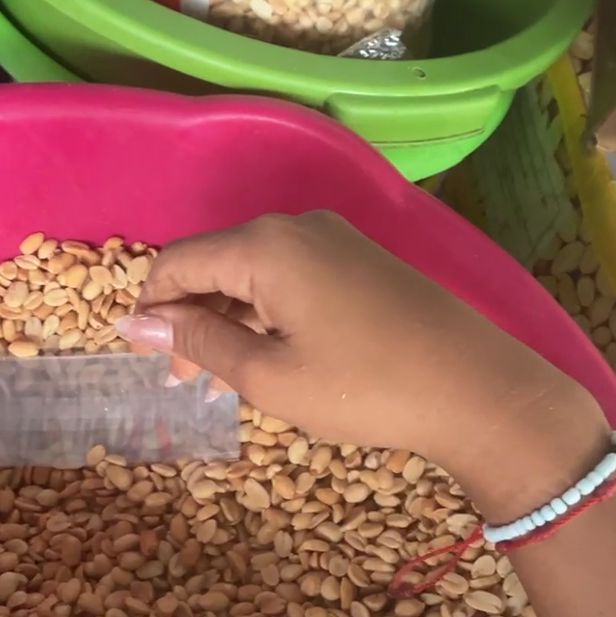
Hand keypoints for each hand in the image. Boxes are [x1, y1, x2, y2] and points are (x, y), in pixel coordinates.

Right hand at [115, 212, 607, 514]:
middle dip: (191, 318)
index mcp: (265, 246)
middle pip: (217, 263)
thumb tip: (142, 321)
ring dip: (230, 320)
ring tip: (225, 377)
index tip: (144, 354)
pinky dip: (267, 314)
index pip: (179, 262)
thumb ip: (200, 341)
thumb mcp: (269, 377)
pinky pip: (292, 279)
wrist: (473, 389)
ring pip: (255, 272)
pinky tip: (271, 354)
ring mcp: (335, 240)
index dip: (152, 306)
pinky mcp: (361, 261)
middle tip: (186, 380)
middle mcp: (297, 226)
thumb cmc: (363, 390)